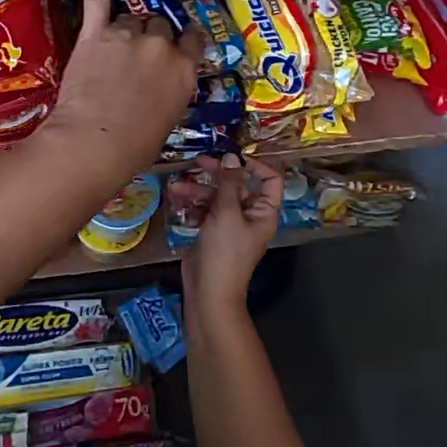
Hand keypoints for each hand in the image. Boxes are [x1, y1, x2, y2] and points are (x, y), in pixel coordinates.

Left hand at [40, 0, 203, 171]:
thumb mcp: (167, 120)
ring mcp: (127, 36)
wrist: (97, 141)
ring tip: (113, 47)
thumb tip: (158, 90)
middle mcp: (160, 46)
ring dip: (125, 30)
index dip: (182, 42)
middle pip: (159, 27)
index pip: (191, 40)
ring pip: (131, 20)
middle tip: (136, 59)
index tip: (178, 44)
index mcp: (184, 69)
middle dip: (150, 39)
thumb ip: (168, 93)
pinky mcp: (95, 34)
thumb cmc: (135, 146)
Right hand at [182, 153, 282, 315]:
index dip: (255, 166)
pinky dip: (192, 206)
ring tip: (176, 188)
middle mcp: (249, 216)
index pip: (270, 181)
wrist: (209, 290)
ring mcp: (229, 225)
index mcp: (263, 212)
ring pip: (216, 198)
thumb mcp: (227, 212)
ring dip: (196, 191)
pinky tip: (177, 204)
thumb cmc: (224, 251)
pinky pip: (204, 212)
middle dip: (216, 175)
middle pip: (237, 186)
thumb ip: (229, 182)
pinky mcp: (212, 233)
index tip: (232, 158)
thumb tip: (231, 156)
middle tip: (197, 162)